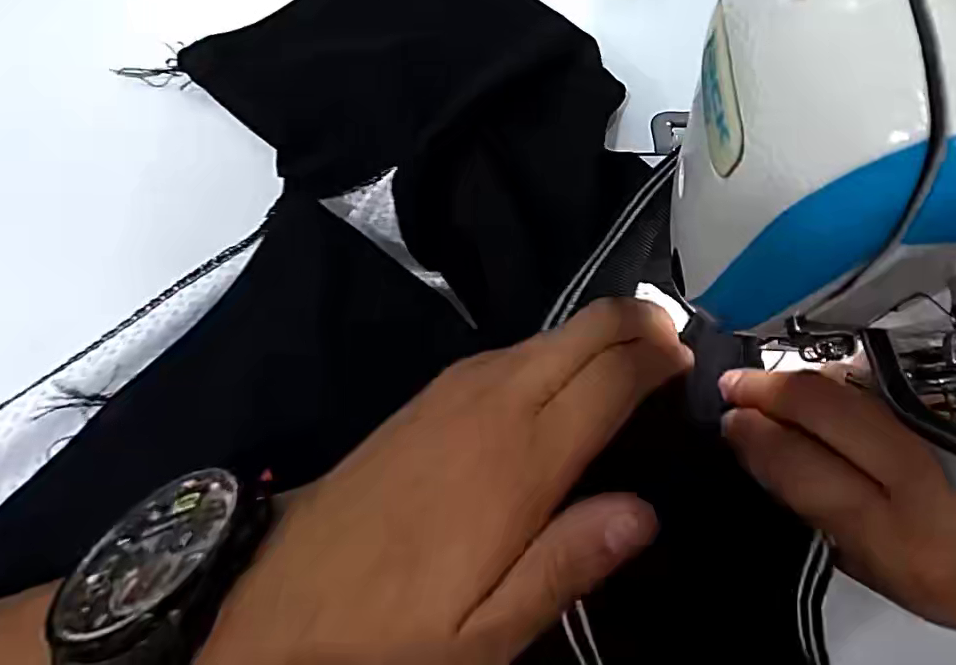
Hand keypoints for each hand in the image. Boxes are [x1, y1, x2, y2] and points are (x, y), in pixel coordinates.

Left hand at [201, 297, 693, 664]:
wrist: (266, 612)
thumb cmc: (389, 632)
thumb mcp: (485, 635)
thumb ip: (571, 562)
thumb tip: (647, 511)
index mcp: (523, 453)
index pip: (614, 374)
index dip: (660, 358)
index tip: (689, 364)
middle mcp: (501, 396)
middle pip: (590, 326)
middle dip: (642, 321)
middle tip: (675, 344)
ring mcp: (464, 383)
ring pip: (557, 331)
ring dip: (604, 332)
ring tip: (634, 359)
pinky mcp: (437, 388)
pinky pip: (521, 346)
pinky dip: (562, 347)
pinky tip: (566, 379)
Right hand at [719, 366, 955, 636]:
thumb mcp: (884, 573)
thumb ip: (822, 516)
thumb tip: (764, 454)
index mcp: (899, 530)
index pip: (803, 467)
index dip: (756, 438)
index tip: (727, 421)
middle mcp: (918, 461)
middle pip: (820, 403)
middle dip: (765, 388)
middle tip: (730, 384)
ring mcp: (937, 413)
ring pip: (843, 378)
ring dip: (794, 377)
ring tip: (761, 383)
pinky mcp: (951, 386)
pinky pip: (872, 371)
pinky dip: (833, 373)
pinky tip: (813, 379)